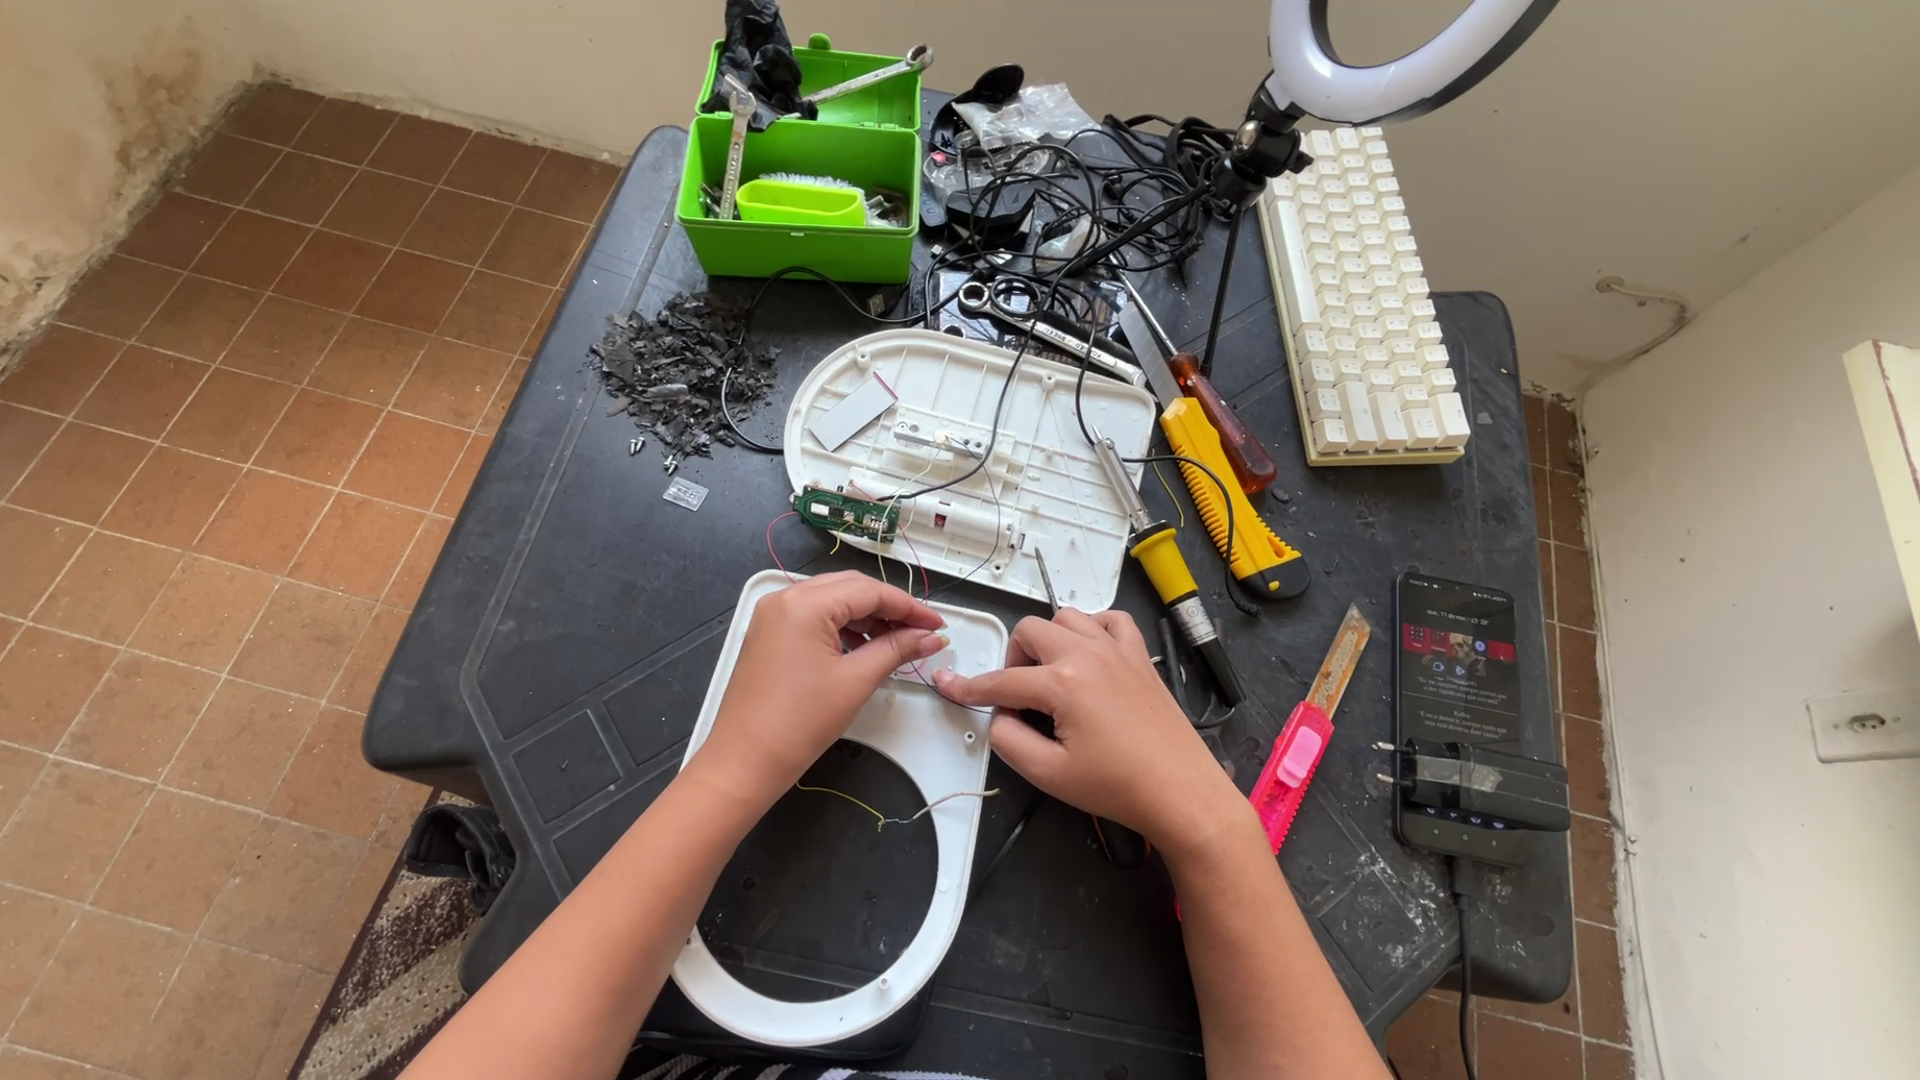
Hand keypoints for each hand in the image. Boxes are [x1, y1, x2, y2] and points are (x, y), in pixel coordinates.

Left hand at [696, 572, 946, 804]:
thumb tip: (931, 637)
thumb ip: (897, 649)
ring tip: (897, 644)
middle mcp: (785, 598)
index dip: (909, 607)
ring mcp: (773, 615)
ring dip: (867, 617)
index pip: (870, 591)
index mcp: (805, 604)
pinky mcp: (770, 633)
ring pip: (833, 600)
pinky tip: (864, 648)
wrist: (745, 761)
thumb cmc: (800, 722)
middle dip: (889, 608)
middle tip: (921, 632)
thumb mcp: (857, 681)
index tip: (937, 625)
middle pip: (851, 588)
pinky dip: (843, 627)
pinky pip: (815, 617)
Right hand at [934, 609, 1249, 856]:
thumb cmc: (1116, 787)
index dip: (968, 687)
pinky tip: (1090, 655)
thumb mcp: (1048, 774)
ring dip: (1049, 640)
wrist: (1181, 792)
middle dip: (1013, 660)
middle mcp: (1087, 654)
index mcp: (1062, 683)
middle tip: (1020, 698)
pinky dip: (1093, 628)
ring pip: (1067, 617)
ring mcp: (1117, 650)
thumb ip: (1008, 740)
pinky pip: (1111, 619)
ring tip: (1051, 675)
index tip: (947, 684)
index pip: (1001, 681)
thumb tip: (1000, 717)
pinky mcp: (1140, 656)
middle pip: (1029, 632)